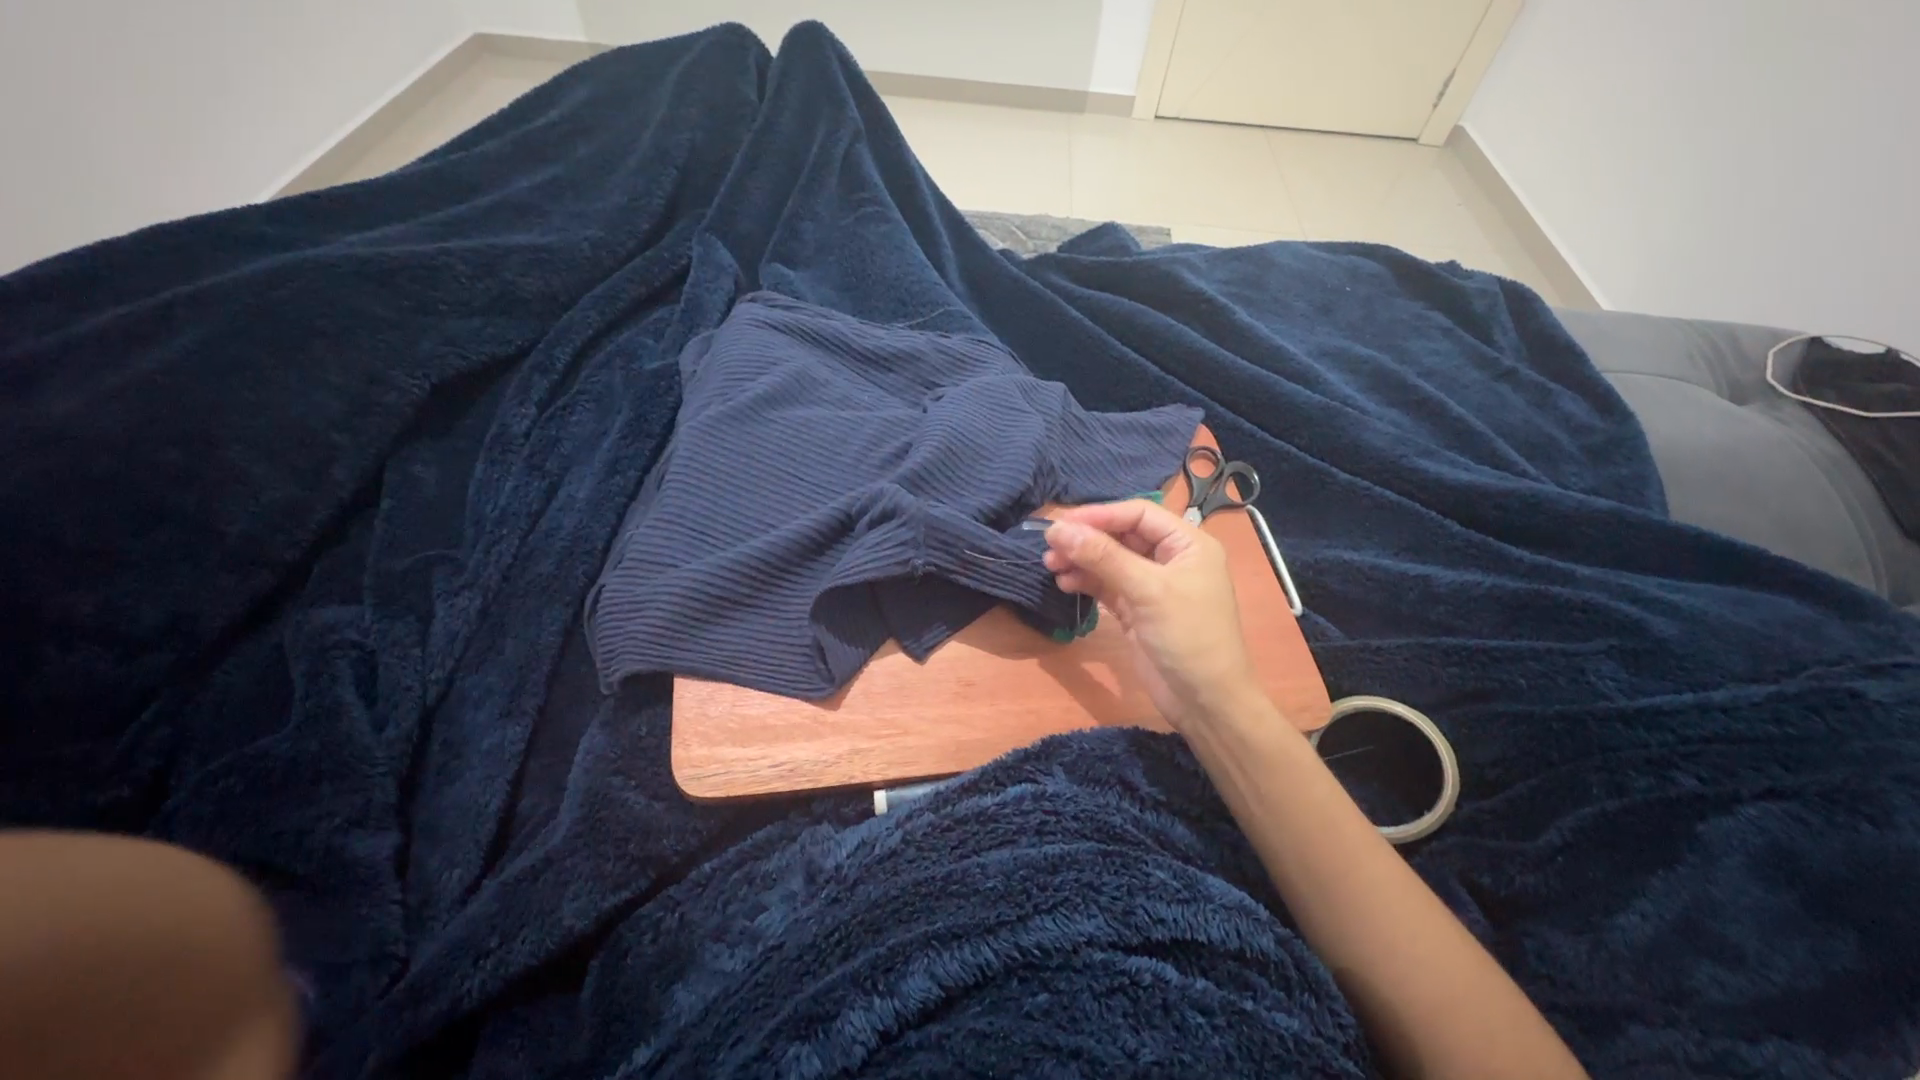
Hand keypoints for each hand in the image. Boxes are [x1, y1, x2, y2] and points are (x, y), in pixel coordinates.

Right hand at [1041, 499, 1261, 730]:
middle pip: (1122, 535)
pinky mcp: (1137, 611)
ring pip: (1111, 561)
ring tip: (1050, 566)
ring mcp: (1153, 586)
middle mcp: (1172, 559)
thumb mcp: (1146, 591)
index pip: (1138, 514)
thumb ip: (1102, 557)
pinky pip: (1108, 586)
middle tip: (1049, 547)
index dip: (1099, 515)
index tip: (1061, 523)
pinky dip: (1086, 582)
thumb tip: (1057, 529)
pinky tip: (1065, 583)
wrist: (1205, 701)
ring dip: (1081, 561)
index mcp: (1188, 543)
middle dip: (1086, 539)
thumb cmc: (1187, 636)